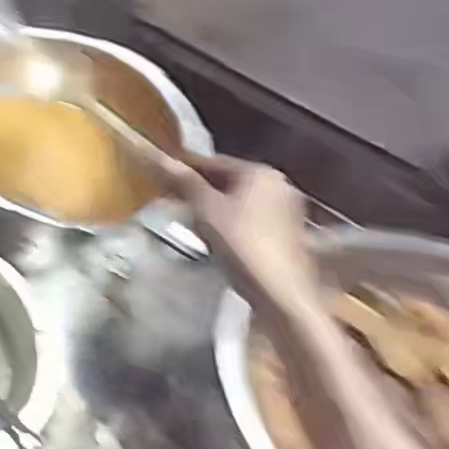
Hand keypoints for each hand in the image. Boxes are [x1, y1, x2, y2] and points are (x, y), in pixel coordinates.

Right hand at [152, 153, 323, 321]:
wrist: (279, 290)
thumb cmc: (240, 243)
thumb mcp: (204, 209)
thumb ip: (183, 181)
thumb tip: (160, 158)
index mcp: (260, 172)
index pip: (212, 162)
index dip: (184, 171)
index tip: (162, 182)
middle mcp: (279, 184)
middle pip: (227, 181)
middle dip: (199, 192)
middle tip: (173, 205)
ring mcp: (287, 208)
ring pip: (238, 201)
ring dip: (213, 209)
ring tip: (192, 225)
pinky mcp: (288, 232)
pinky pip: (250, 218)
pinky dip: (231, 223)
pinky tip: (217, 240)